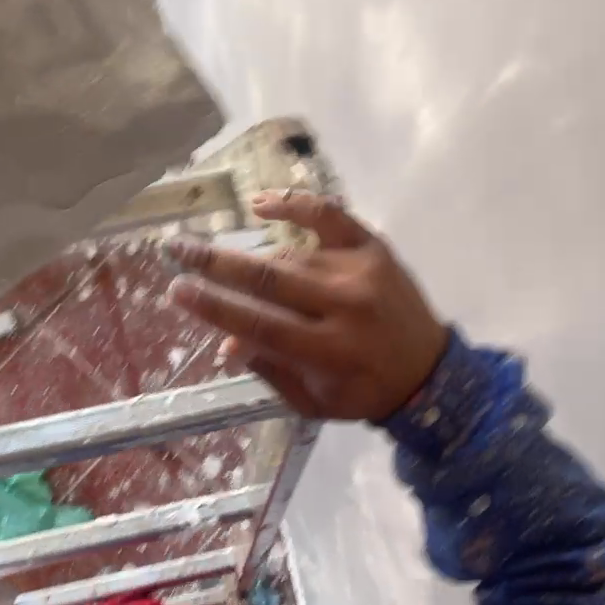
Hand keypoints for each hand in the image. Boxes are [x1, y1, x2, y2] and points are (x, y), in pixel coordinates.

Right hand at [167, 190, 448, 421]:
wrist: (428, 374)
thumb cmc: (360, 393)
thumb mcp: (311, 400)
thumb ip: (270, 370)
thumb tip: (227, 341)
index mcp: (329, 351)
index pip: (259, 323)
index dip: (214, 307)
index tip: (176, 290)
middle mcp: (345, 306)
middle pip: (268, 279)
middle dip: (214, 263)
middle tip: (175, 248)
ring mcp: (361, 271)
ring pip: (289, 256)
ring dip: (251, 258)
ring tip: (221, 260)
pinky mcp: (374, 248)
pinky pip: (329, 215)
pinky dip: (294, 204)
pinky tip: (260, 204)